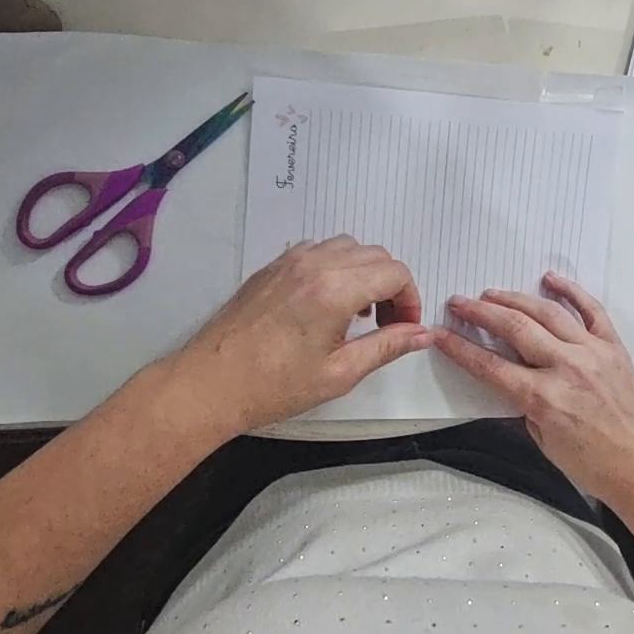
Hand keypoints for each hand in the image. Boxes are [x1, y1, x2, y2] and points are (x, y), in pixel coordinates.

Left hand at [161, 238, 431, 434]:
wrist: (210, 383)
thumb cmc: (275, 386)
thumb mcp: (340, 373)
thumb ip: (387, 346)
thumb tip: (423, 334)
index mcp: (336, 289)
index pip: (395, 273)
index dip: (409, 299)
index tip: (404, 328)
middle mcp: (316, 264)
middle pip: (375, 255)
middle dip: (391, 285)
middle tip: (385, 324)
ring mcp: (290, 260)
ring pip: (347, 247)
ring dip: (364, 272)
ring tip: (357, 312)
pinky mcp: (273, 266)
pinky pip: (318, 250)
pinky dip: (336, 266)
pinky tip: (327, 302)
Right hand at [435, 272, 633, 505]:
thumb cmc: (592, 463)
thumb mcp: (542, 439)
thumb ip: (522, 403)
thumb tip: (505, 375)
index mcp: (543, 398)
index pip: (490, 365)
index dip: (460, 347)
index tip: (440, 333)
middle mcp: (566, 368)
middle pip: (514, 327)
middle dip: (480, 312)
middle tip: (459, 303)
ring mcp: (591, 352)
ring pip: (547, 312)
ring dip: (514, 298)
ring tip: (491, 293)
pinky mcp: (612, 346)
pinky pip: (591, 309)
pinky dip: (570, 290)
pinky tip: (549, 278)